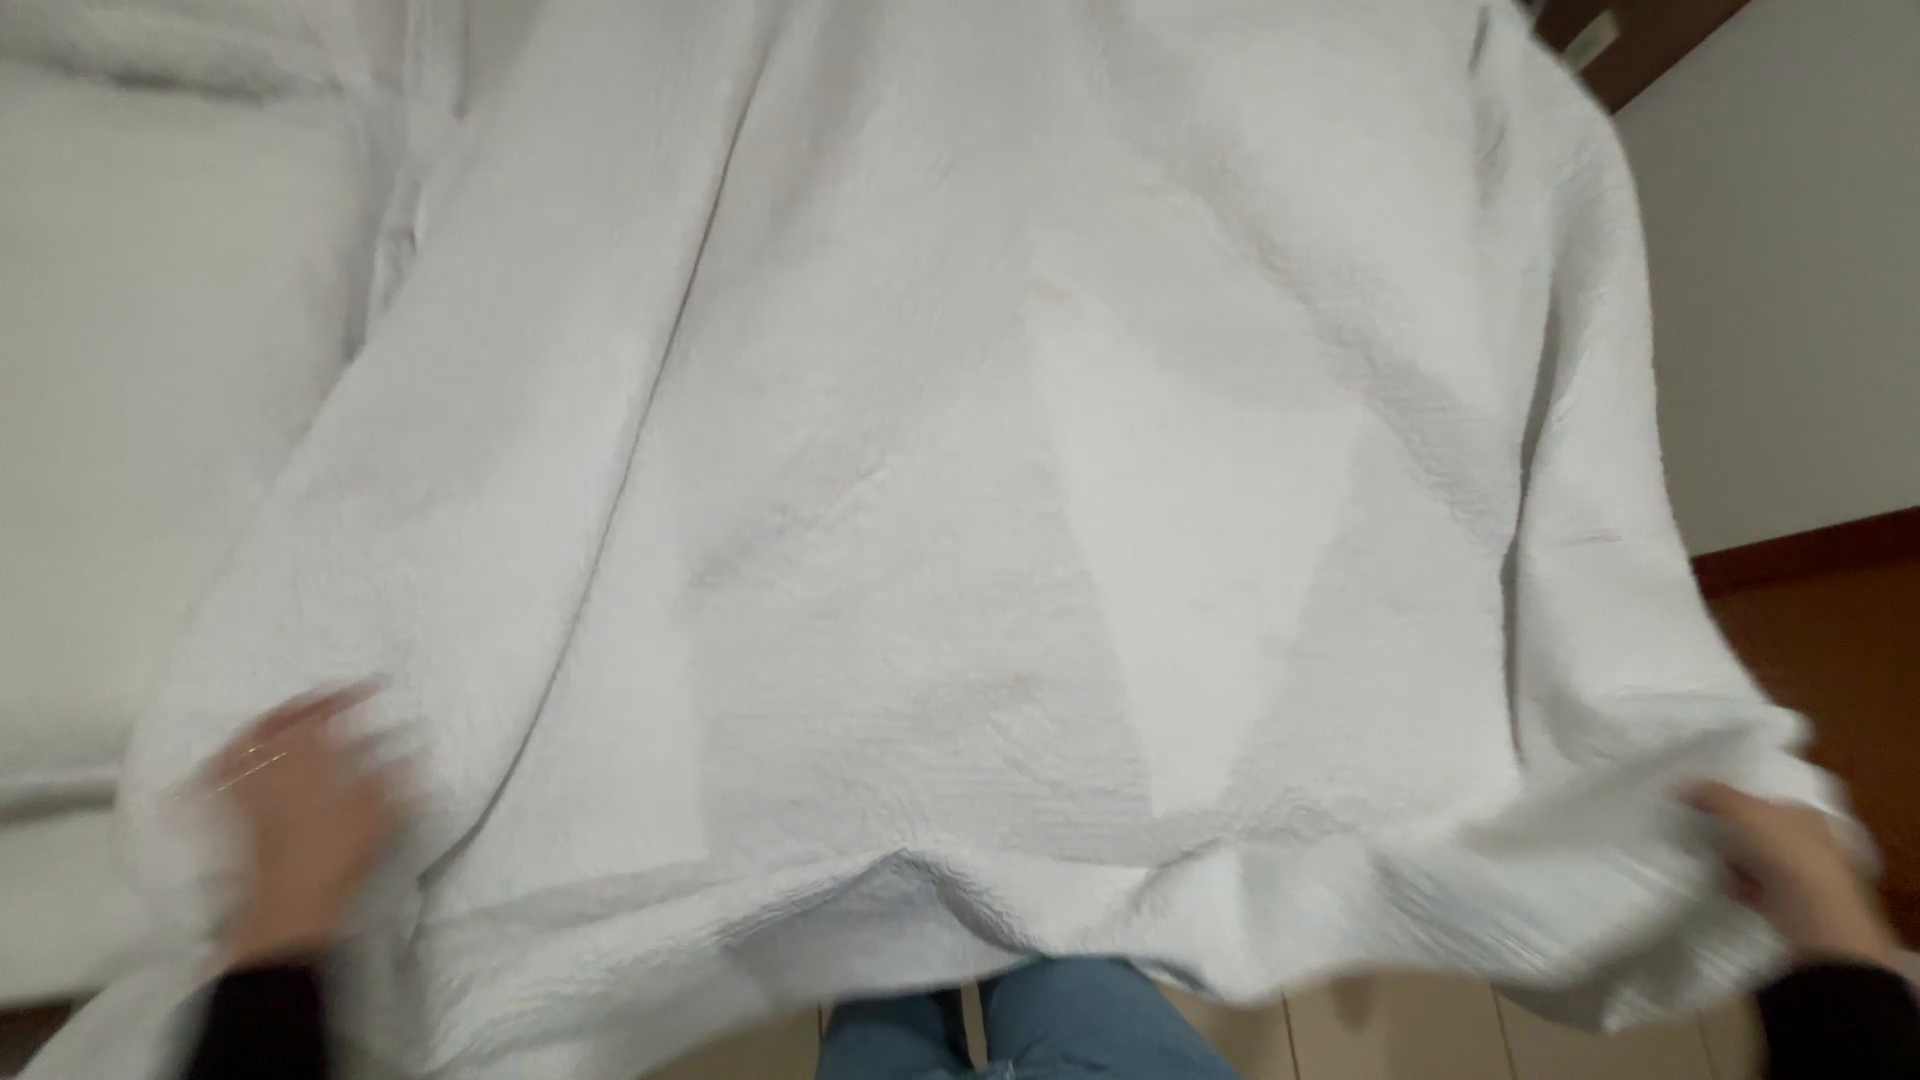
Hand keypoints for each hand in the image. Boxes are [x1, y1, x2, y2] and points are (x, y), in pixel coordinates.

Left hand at [204, 684, 404, 968]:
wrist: (295, 900)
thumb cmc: (346, 850)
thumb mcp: (387, 807)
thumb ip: (395, 771)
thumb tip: (412, 745)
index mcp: (314, 760)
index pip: (325, 713)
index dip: (346, 696)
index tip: (372, 687)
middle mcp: (274, 767)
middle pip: (277, 722)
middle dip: (301, 704)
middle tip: (326, 697)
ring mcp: (248, 790)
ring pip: (243, 744)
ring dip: (264, 724)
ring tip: (283, 719)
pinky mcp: (232, 814)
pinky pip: (216, 776)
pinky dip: (224, 759)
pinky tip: (233, 757)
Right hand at [1690, 781, 1901, 968]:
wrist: (1811, 909)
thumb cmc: (1781, 848)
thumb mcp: (1737, 807)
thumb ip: (1711, 793)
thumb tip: (1688, 787)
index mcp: (1807, 815)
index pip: (1769, 802)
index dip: (1739, 803)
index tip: (1710, 807)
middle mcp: (1813, 842)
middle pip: (1759, 831)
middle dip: (1731, 833)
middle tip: (1704, 832)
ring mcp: (1806, 874)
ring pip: (1755, 858)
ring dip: (1730, 859)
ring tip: (1709, 859)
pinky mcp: (1794, 899)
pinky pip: (1754, 885)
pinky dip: (1735, 883)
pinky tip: (1722, 882)